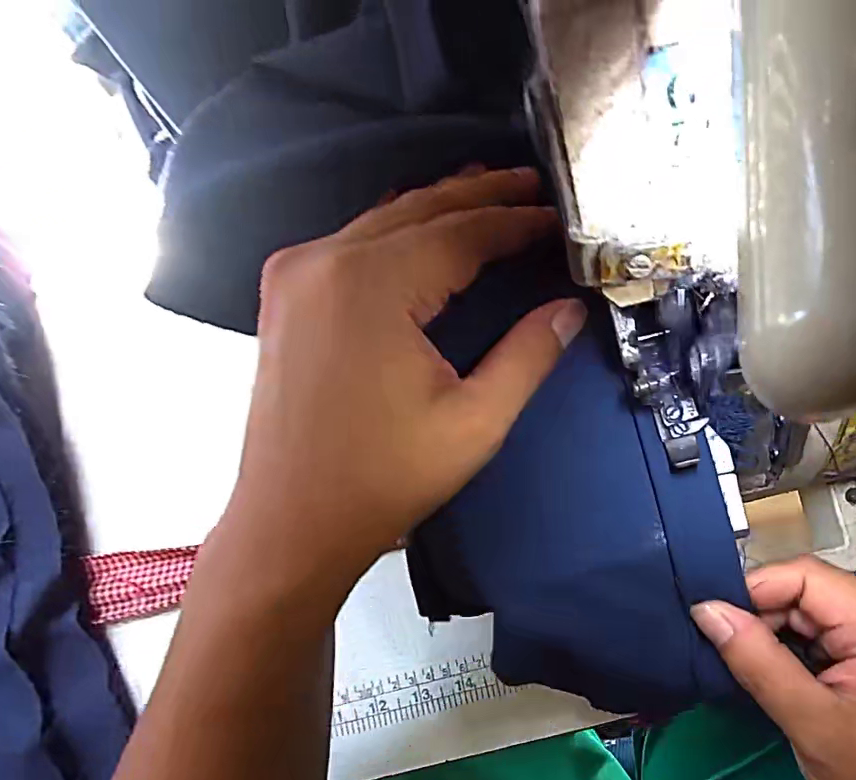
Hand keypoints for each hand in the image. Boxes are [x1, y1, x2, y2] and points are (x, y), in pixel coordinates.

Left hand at [209, 166, 586, 604]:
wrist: (294, 519)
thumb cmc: (387, 477)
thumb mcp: (475, 422)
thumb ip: (528, 356)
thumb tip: (569, 309)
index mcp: (372, 285)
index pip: (461, 233)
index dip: (516, 222)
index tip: (558, 217)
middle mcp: (324, 259)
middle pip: (419, 209)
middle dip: (482, 196)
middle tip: (532, 184)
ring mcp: (295, 274)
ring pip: (384, 219)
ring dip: (441, 209)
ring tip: (493, 199)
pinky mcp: (286, 296)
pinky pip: (355, 242)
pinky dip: (402, 232)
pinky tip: (430, 237)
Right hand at [691, 556, 855, 779]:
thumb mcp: (813, 724)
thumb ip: (757, 661)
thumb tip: (706, 611)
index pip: (809, 577)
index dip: (754, 591)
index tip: (711, 620)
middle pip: (813, 592)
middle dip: (764, 617)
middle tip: (725, 651)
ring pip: (817, 612)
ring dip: (778, 634)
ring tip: (746, 665)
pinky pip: (831, 633)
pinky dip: (798, 649)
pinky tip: (777, 672)